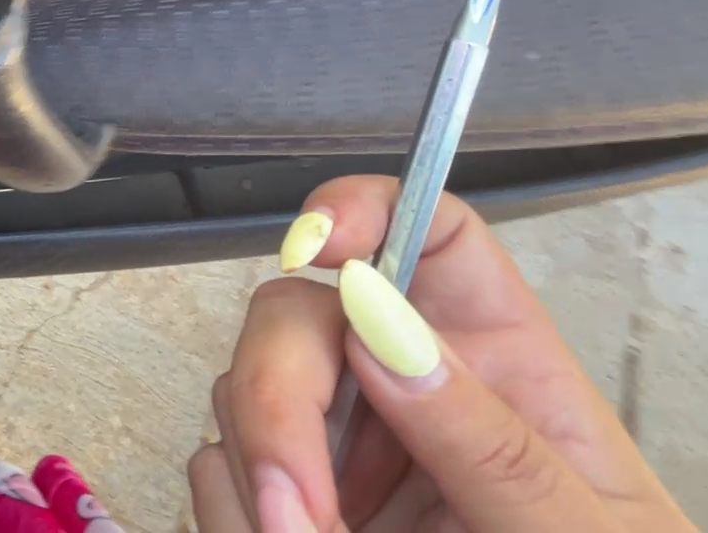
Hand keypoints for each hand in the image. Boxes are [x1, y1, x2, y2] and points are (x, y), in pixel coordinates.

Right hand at [190, 175, 695, 531]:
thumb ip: (495, 447)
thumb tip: (378, 320)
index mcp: (495, 368)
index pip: (428, 233)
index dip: (365, 206)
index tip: (315, 243)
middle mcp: (394, 377)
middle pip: (292, 311)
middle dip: (273, 398)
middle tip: (296, 512)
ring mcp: (330, 432)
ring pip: (235, 385)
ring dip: (259, 477)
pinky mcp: (278, 482)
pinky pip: (211, 461)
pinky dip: (235, 515)